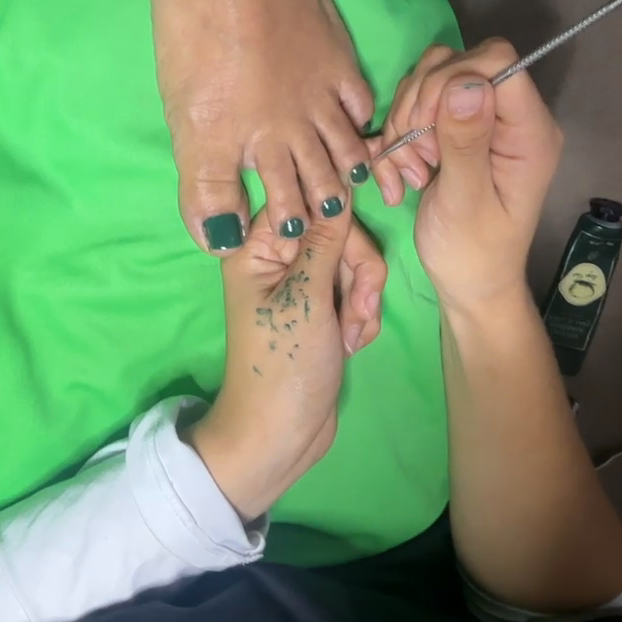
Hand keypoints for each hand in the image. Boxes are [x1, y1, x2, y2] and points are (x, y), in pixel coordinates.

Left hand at [187, 195, 386, 521]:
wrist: (281, 436)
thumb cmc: (283, 365)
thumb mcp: (307, 297)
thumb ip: (326, 240)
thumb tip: (338, 185)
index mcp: (258, 248)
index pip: (309, 204)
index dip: (339, 222)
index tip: (352, 253)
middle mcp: (278, 259)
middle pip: (338, 233)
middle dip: (357, 272)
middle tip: (355, 312)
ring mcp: (303, 284)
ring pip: (354, 263)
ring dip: (363, 299)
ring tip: (352, 337)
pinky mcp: (324, 308)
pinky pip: (357, 290)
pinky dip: (362, 315)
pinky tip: (352, 344)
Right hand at [371, 40, 562, 311]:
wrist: (467, 284)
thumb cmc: (473, 254)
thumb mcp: (466, 203)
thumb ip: (466, 142)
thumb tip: (464, 83)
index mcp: (528, 131)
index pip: (496, 61)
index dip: (451, 80)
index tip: (426, 126)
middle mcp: (508, 116)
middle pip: (454, 63)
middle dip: (420, 105)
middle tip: (418, 156)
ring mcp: (479, 120)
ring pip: (428, 80)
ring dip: (405, 123)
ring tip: (411, 170)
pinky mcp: (453, 129)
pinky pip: (414, 106)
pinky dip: (397, 137)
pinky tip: (401, 176)